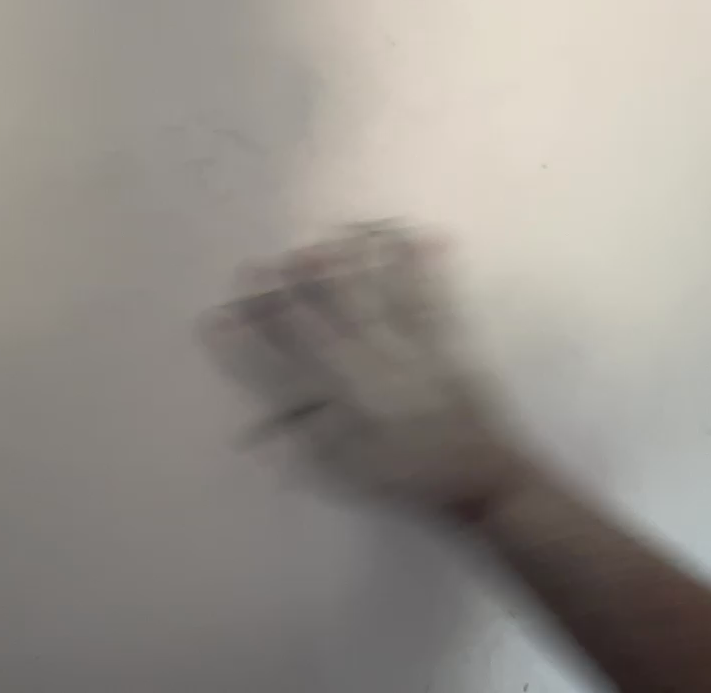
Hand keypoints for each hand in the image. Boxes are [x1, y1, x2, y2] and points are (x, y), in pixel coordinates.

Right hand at [206, 222, 529, 518]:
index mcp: (352, 403)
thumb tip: (252, 429)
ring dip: (364, 266)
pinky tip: (426, 237)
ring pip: (384, 301)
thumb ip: (305, 434)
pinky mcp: (451, 341)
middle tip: (288, 256)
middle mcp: (380, 372)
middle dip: (312, 288)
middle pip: (338, 322)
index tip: (230, 309)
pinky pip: (438, 300)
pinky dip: (431, 268)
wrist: (480, 478)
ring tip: (346, 232)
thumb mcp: (348, 467)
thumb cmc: (407, 474)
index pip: (295, 362)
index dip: (262, 334)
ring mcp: (418, 351)